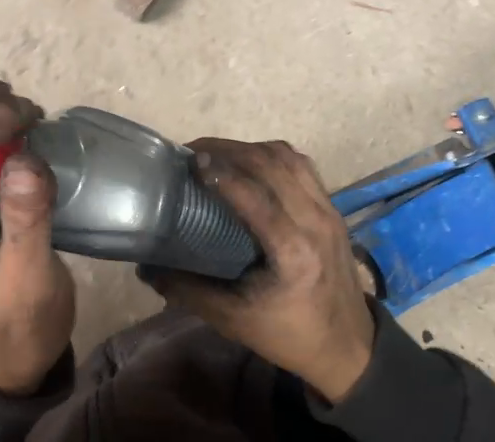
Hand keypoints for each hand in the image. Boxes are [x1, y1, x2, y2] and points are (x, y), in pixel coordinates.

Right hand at [144, 139, 376, 403]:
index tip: (189, 162)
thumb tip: (145, 268)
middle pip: (271, 164)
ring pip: (288, 157)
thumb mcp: (234, 320)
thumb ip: (189, 291)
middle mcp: (314, 221)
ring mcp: (328, 210)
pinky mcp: (333, 207)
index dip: (221, 172)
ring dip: (250, 148)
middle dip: (229, 150)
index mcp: (293, 251)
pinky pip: (302, 165)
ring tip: (219, 154)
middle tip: (194, 152)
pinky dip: (272, 155)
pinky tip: (250, 163)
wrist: (348, 347)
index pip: (255, 195)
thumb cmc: (289, 334)